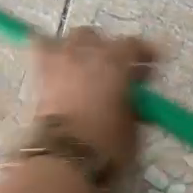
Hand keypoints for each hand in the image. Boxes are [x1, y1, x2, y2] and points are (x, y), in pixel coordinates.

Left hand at [29, 27, 159, 175]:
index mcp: (115, 61)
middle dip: (108, 49)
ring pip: (72, 38)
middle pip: (100, 38)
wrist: (64, 154)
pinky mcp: (42, 70)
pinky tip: (55, 62)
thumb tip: (132, 97)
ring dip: (81, 47)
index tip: (150, 62)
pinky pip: (42, 46)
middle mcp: (88, 51)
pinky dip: (50, 51)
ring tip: (85, 64)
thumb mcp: (132, 125)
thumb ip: (133, 103)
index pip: (133, 45)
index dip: (143, 52)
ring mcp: (62, 57)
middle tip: (115, 69)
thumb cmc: (106, 142)